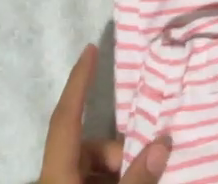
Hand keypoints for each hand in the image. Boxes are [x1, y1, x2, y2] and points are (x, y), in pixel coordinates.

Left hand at [40, 44, 170, 183]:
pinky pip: (92, 180)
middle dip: (120, 152)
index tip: (90, 48)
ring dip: (120, 169)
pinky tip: (133, 183)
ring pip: (94, 166)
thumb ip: (137, 176)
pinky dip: (114, 180)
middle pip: (89, 146)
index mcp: (57, 173)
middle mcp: (54, 176)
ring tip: (145, 179)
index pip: (66, 116)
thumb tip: (163, 142)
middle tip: (149, 163)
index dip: (79, 81)